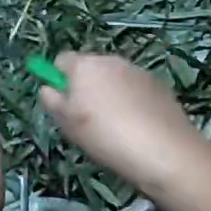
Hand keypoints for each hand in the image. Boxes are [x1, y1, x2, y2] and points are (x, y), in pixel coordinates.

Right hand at [38, 53, 206, 194]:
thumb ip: (51, 100)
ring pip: (113, 77)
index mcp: (84, 66)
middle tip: (87, 117)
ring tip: (115, 124)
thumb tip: (48, 88)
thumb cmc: (104, 135)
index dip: (58, 79)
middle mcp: (110, 60)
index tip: (64, 103)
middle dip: (85, 85)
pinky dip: (131, 100)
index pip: (61, 59)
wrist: (163, 150)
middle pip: (89, 67)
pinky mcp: (159, 84)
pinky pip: (134, 88)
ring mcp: (137, 71)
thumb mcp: (66, 123)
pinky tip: (136, 125)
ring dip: (109, 92)